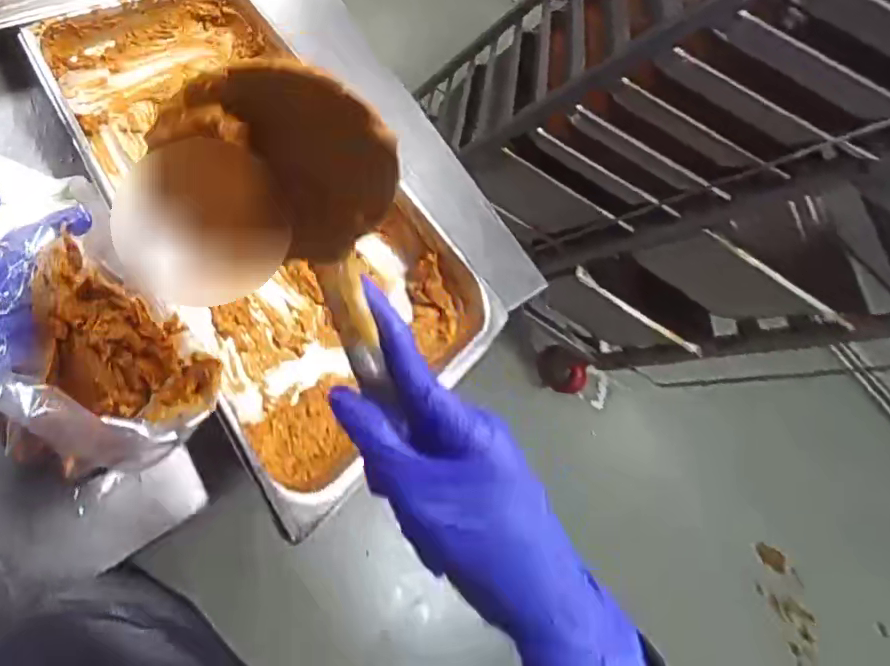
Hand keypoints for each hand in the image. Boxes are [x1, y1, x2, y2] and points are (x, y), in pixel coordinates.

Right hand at [329, 281, 643, 665]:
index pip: (410, 362)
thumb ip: (376, 440)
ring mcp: (478, 454)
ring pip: (415, 450)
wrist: (550, 606)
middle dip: (388, 452)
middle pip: (405, 417)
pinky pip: (432, 472)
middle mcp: (469, 426)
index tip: (367, 284)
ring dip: (405, 484)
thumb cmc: (483, 540)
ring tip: (422, 527)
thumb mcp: (418, 491)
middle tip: (389, 491)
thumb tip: (340, 393)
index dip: (384, 323)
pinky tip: (434, 536)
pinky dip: (421, 498)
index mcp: (459, 419)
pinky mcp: (481, 479)